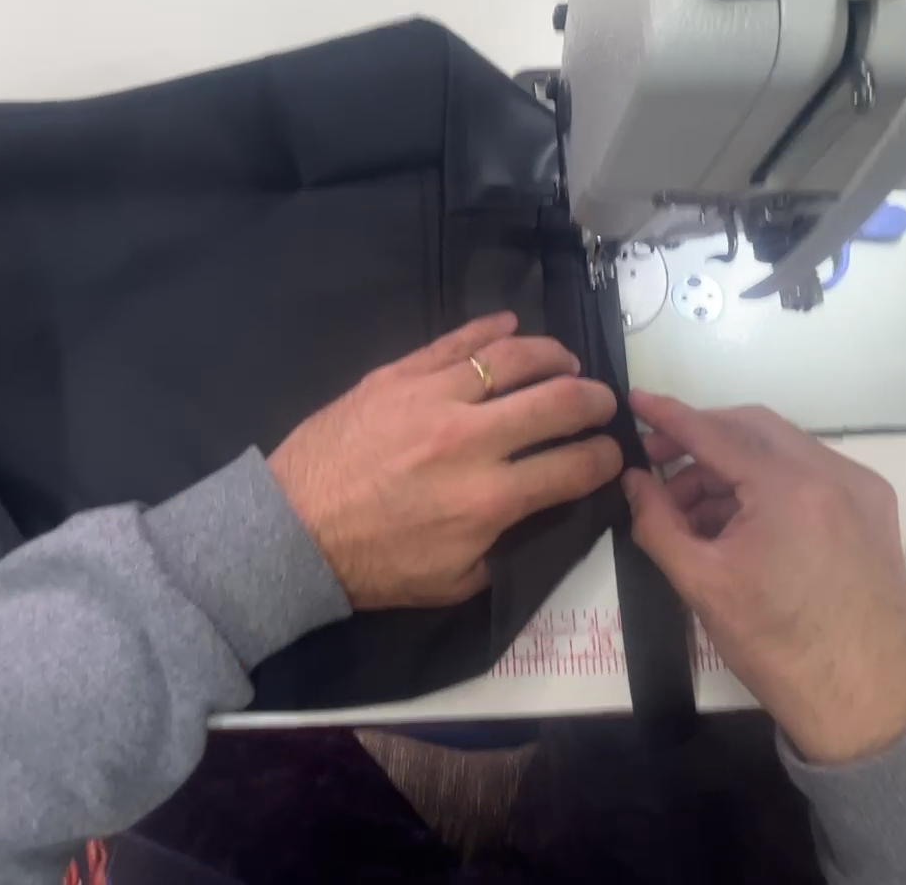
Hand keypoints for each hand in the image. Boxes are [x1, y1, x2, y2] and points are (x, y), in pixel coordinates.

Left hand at [269, 312, 622, 608]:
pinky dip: (489, 329)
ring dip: (552, 356)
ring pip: (511, 358)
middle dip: (594, 400)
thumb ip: (507, 546)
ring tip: (565, 362)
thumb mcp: (454, 582)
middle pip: (556, 402)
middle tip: (601, 401)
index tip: (611, 454)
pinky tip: (510, 324)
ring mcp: (432, 397)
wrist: (293, 528)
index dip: (605, 458)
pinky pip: (453, 341)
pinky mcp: (397, 374)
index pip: (573, 466)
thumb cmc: (373, 563)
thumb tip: (540, 509)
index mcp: (490, 499)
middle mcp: (470, 439)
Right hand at [622, 392, 905, 762]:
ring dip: (727, 465)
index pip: (717, 432)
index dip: (669, 415)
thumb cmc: (776, 646)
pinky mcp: (873, 513)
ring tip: (687, 509)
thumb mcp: (700, 581)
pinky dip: (761, 483)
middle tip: (654, 462)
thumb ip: (655, 520)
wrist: (868, 709)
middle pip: (751, 428)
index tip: (634, 399)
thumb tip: (632, 478)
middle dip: (698, 438)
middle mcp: (836, 474)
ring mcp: (862, 492)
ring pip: (779, 450)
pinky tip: (730, 520)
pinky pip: (805, 474)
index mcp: (793, 488)